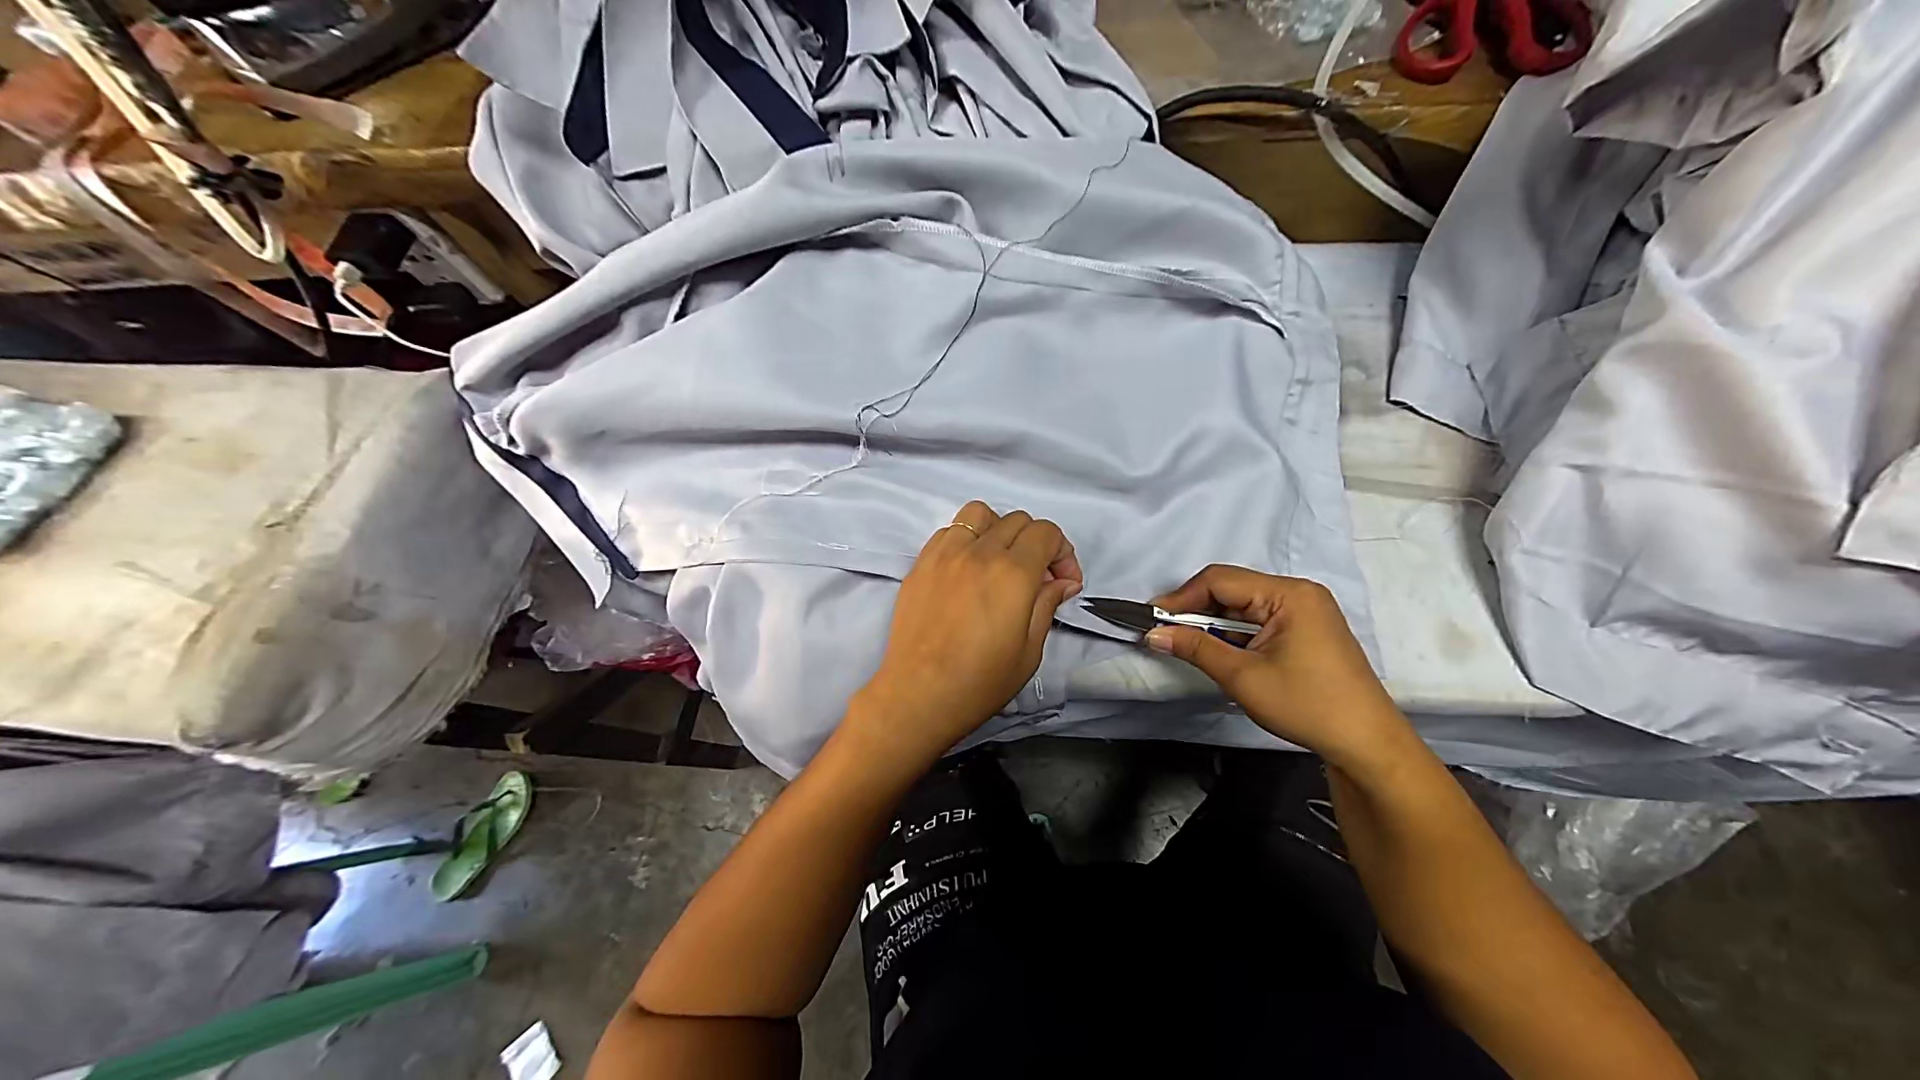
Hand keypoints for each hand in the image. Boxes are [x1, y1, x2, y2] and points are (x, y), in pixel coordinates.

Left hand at [850, 502, 1082, 764]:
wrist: (919, 696)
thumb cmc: (979, 682)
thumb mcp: (1029, 651)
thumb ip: (1047, 605)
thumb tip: (1061, 582)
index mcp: (1013, 574)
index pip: (1046, 533)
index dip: (1063, 553)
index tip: (1063, 581)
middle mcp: (979, 554)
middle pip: (1017, 520)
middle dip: (1037, 543)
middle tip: (1038, 578)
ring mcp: (945, 555)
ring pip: (979, 514)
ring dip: (999, 530)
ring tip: (1001, 561)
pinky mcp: (920, 565)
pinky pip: (948, 531)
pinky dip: (966, 539)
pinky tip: (969, 568)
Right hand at [1146, 565, 1410, 770]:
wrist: (1366, 744)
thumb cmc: (1307, 705)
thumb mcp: (1243, 676)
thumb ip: (1195, 648)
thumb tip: (1154, 633)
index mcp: (1289, 594)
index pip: (1219, 580)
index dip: (1181, 598)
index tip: (1153, 620)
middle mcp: (1299, 593)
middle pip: (1231, 590)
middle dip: (1196, 611)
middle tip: (1165, 635)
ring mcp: (1306, 611)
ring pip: (1243, 606)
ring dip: (1214, 624)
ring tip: (1188, 647)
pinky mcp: (1307, 630)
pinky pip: (1259, 620)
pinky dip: (1235, 634)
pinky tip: (1220, 652)